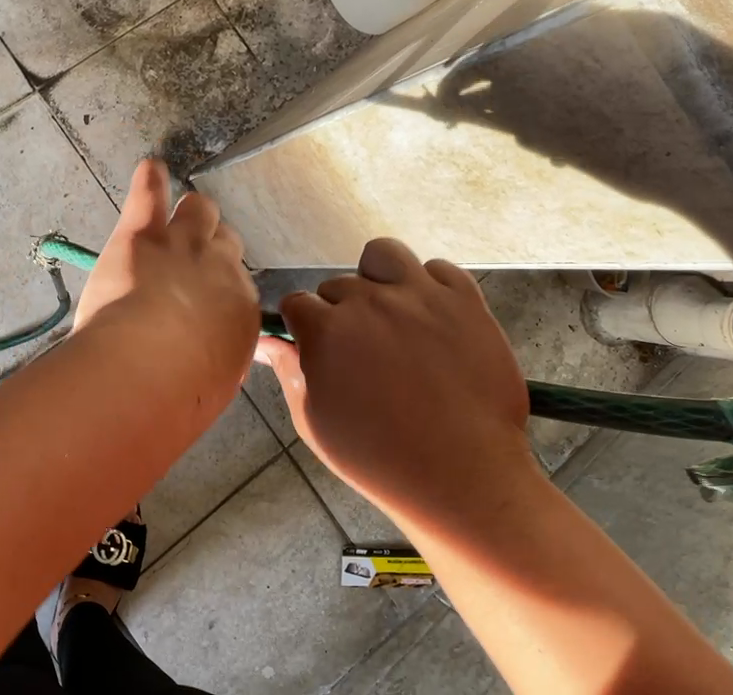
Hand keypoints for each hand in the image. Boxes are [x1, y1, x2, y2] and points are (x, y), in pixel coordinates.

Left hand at [72, 161, 259, 385]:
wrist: (147, 368)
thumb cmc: (181, 391)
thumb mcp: (215, 380)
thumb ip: (218, 357)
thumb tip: (210, 357)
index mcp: (240, 307)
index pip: (238, 282)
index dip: (217, 285)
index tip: (201, 298)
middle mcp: (219, 266)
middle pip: (225, 239)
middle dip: (211, 245)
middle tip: (188, 258)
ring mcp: (181, 244)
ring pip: (198, 209)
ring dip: (188, 213)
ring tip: (172, 214)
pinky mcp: (142, 233)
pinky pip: (151, 192)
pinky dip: (150, 180)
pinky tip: (150, 169)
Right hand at [260, 239, 532, 518]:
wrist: (462, 477)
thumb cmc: (379, 459)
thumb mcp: (314, 422)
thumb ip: (289, 372)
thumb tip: (267, 344)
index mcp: (327, 329)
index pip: (297, 303)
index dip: (302, 327)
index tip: (315, 347)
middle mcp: (370, 302)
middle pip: (338, 285)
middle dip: (341, 313)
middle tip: (360, 351)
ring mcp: (420, 297)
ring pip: (383, 254)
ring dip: (378, 277)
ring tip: (390, 312)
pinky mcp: (465, 302)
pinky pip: (440, 268)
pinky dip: (432, 287)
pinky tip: (431, 319)